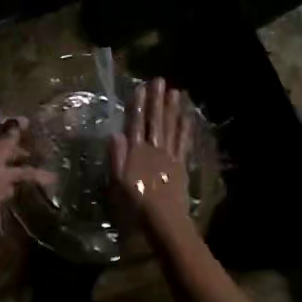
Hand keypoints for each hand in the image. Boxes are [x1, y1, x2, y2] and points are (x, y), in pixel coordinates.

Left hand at [0, 119, 54, 236]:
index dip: (6, 124)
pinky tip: (39, 179)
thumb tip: (20, 119)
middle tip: (38, 141)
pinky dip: (20, 179)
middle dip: (19, 145)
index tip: (26, 122)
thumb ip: (6, 140)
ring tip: (45, 162)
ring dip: (24, 164)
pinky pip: (7, 178)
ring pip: (5, 163)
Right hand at [111, 78, 193, 235]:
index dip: (138, 105)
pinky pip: (183, 143)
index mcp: (136, 153)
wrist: (163, 220)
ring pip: (170, 128)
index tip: (141, 88)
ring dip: (172, 109)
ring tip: (174, 92)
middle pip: (155, 121)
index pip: (136, 124)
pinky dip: (184, 128)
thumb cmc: (135, 204)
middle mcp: (153, 149)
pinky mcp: (181, 165)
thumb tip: (115, 134)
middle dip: (157, 100)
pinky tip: (186, 117)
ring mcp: (169, 156)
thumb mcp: (117, 182)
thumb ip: (116, 157)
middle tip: (160, 81)